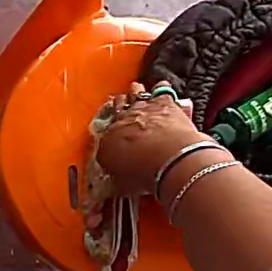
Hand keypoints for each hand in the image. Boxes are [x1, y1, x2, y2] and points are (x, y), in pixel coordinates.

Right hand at [94, 81, 207, 195]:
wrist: (167, 159)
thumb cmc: (141, 173)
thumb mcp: (121, 183)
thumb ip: (116, 178)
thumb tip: (111, 185)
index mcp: (107, 140)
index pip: (105, 132)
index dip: (109, 130)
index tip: (111, 131)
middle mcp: (121, 120)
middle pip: (117, 108)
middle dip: (118, 104)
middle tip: (118, 100)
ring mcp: (143, 109)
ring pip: (135, 95)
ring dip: (135, 91)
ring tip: (134, 87)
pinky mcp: (165, 104)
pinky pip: (161, 90)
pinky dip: (161, 89)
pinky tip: (161, 86)